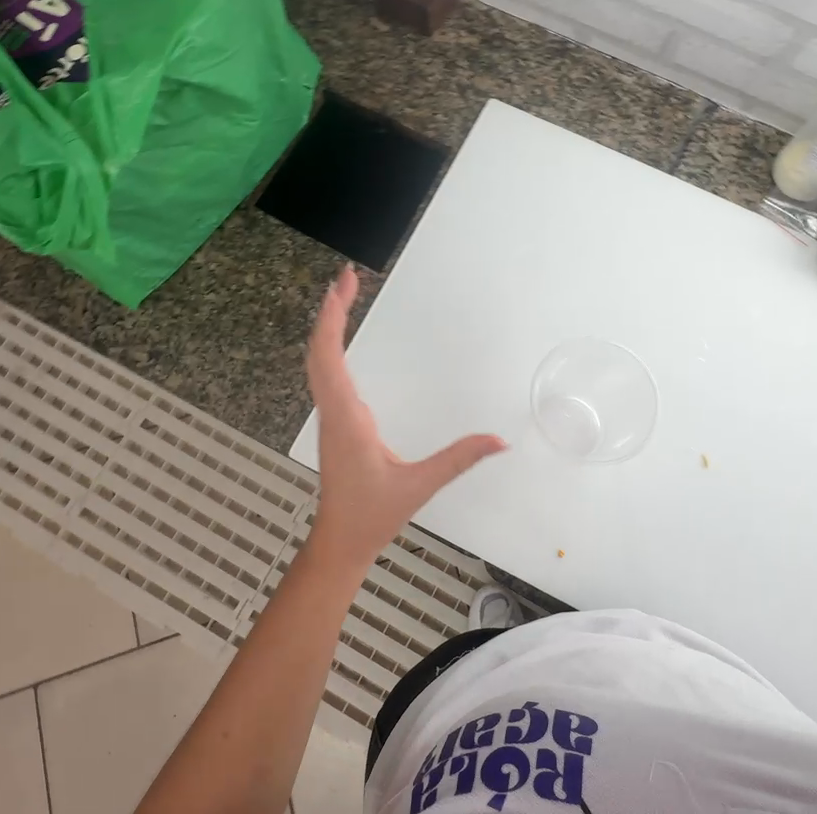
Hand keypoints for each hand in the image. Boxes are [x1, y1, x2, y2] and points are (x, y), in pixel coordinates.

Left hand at [304, 266, 505, 573]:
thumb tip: (499, 440)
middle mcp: (333, 410)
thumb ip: (459, 460)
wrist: (340, 539)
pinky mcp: (336, 420)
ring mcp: (331, 415)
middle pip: (319, 351)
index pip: (329, 359)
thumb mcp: (419, 485)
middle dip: (331, 311)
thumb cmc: (372, 514)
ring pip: (318, 361)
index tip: (341, 287)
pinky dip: (330, 346)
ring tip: (343, 295)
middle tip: (348, 277)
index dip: (332, 320)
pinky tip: (341, 338)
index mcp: (347, 419)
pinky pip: (325, 374)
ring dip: (328, 326)